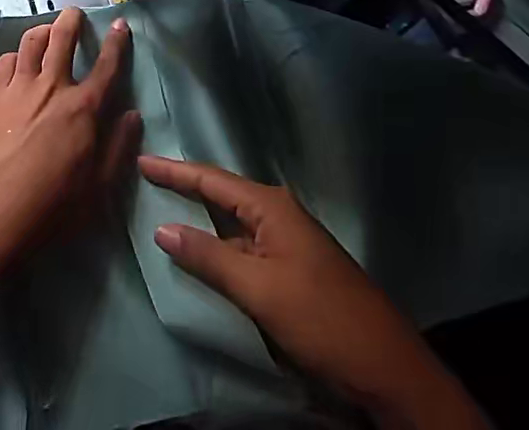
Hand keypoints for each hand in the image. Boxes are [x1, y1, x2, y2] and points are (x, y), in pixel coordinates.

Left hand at [0, 7, 140, 275]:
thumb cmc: (54, 203)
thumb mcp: (99, 185)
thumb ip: (119, 146)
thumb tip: (132, 114)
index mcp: (83, 107)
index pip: (106, 66)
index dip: (117, 42)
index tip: (121, 24)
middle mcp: (52, 87)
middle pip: (62, 38)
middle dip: (71, 20)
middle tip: (74, 15)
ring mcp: (19, 87)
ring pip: (31, 42)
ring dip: (42, 31)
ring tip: (46, 32)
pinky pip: (6, 60)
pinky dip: (16, 55)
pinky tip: (18, 62)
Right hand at [140, 156, 487, 429]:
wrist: (387, 367)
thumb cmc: (320, 317)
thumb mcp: (258, 288)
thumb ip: (208, 256)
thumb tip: (162, 227)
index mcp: (271, 207)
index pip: (211, 179)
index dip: (174, 170)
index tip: (141, 160)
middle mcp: (279, 213)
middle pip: (221, 193)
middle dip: (185, 185)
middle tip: (147, 176)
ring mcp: (287, 239)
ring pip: (232, 221)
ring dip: (200, 216)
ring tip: (163, 207)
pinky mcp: (291, 264)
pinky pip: (244, 244)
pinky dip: (218, 243)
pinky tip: (200, 250)